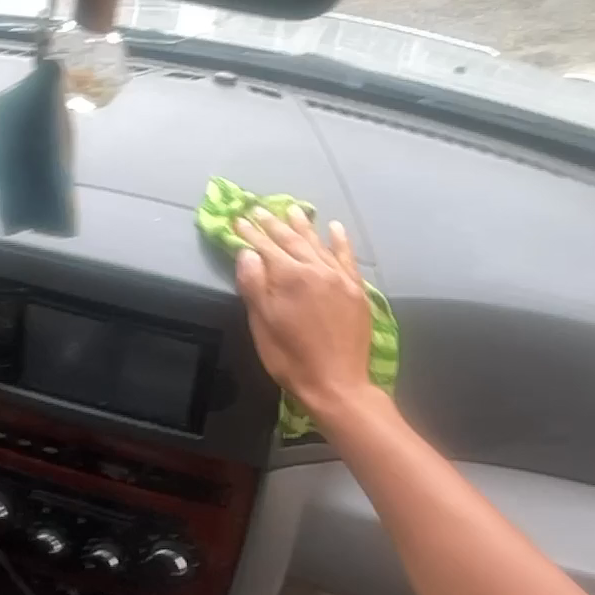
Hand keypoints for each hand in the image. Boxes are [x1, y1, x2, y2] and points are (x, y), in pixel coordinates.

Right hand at [232, 206, 374, 417]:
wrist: (337, 384)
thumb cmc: (291, 358)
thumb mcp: (263, 325)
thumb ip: (254, 286)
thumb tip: (247, 253)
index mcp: (289, 278)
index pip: (265, 248)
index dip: (250, 234)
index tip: (238, 220)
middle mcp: (315, 270)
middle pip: (290, 241)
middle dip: (272, 224)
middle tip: (258, 210)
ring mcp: (339, 278)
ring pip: (317, 244)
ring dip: (303, 226)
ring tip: (291, 210)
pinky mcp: (356, 290)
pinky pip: (347, 257)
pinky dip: (340, 241)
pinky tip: (334, 228)